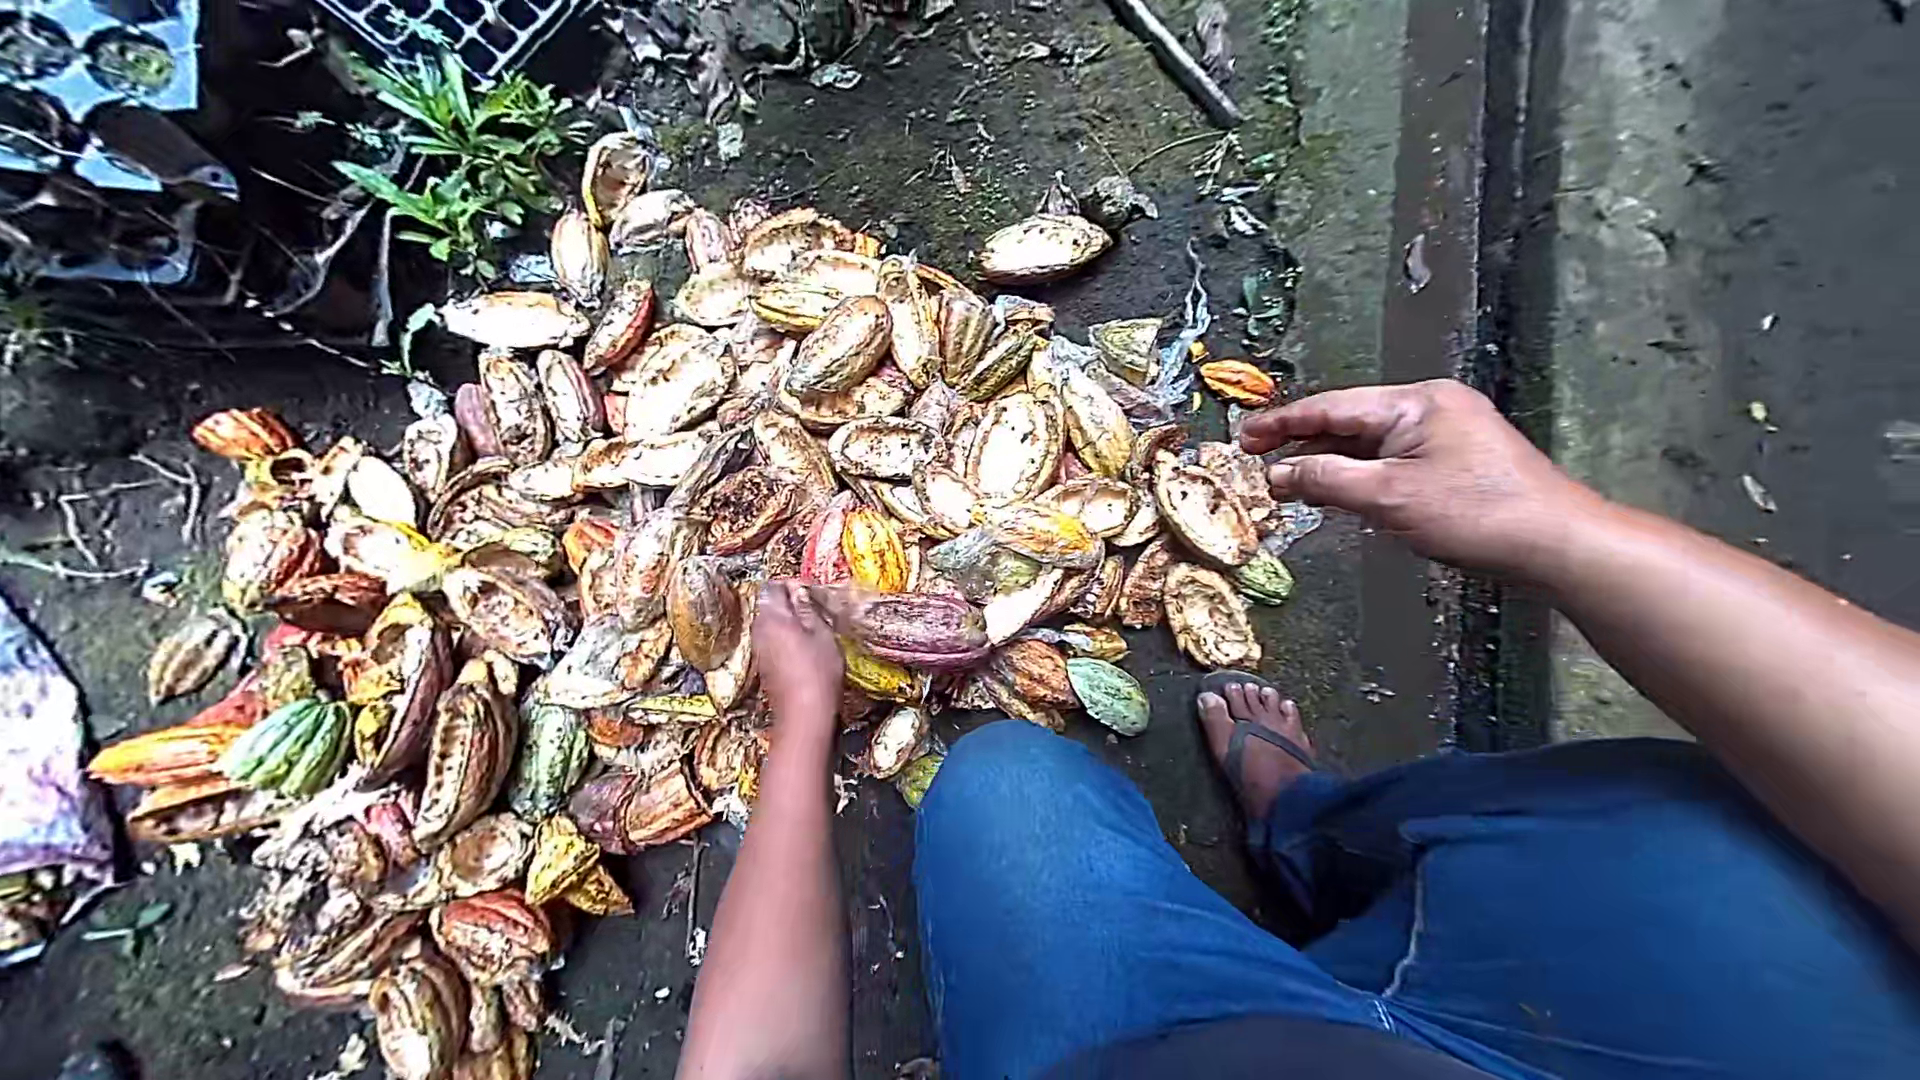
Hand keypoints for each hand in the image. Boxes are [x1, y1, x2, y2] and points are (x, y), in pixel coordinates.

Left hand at [753, 580, 844, 731]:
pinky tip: (807, 650)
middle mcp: (758, 630)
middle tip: (818, 611)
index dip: (793, 584)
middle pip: (770, 605)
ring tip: (816, 630)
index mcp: (771, 617)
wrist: (804, 716)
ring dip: (791, 622)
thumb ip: (808, 607)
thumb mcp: (822, 633)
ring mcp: (759, 649)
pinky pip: (773, 641)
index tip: (812, 593)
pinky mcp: (765, 665)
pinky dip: (787, 639)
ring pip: (772, 624)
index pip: (773, 586)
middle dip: (791, 603)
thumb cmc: (818, 672)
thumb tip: (798, 589)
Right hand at [1239, 379, 1601, 575]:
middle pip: (1345, 421)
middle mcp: (1427, 408)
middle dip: (1298, 441)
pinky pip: (1382, 458)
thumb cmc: (1476, 513)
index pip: (1331, 408)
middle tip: (1254, 456)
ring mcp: (1439, 433)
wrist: (1556, 544)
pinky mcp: (1445, 459)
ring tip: (1282, 477)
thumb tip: (1276, 474)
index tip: (1244, 437)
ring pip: (1362, 442)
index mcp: (1415, 403)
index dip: (1281, 423)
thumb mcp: (1386, 496)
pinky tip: (1327, 488)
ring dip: (1322, 460)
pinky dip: (1350, 472)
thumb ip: (1324, 479)